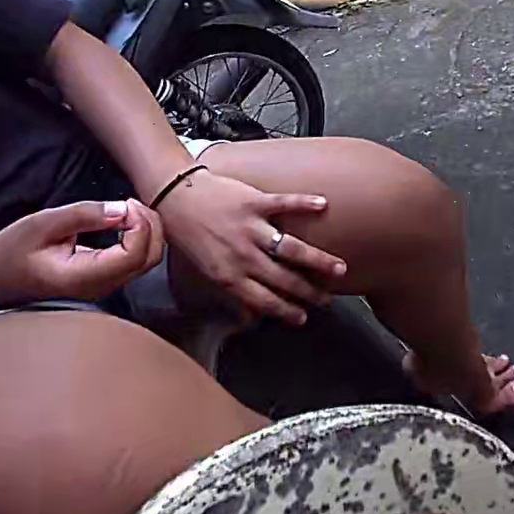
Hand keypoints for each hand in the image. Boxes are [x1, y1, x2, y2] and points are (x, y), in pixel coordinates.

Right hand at [0, 200, 164, 307]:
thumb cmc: (9, 255)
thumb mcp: (41, 224)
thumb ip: (84, 215)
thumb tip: (122, 210)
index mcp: (85, 277)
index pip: (136, 254)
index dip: (141, 225)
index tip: (126, 202)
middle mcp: (102, 287)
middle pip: (150, 258)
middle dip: (150, 225)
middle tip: (130, 202)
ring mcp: (106, 287)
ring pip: (148, 260)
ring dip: (147, 230)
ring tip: (126, 209)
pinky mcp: (106, 280)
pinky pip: (137, 260)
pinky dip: (140, 237)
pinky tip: (124, 221)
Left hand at [153, 170, 346, 323]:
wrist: (174, 196)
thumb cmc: (189, 233)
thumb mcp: (204, 270)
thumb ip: (230, 290)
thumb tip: (250, 314)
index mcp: (229, 274)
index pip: (264, 300)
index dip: (286, 311)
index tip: (303, 317)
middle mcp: (243, 255)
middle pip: (284, 279)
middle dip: (309, 292)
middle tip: (327, 299)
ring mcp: (251, 228)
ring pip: (292, 249)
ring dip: (318, 260)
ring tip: (339, 269)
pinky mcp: (254, 201)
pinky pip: (284, 203)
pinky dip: (305, 203)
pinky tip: (324, 205)